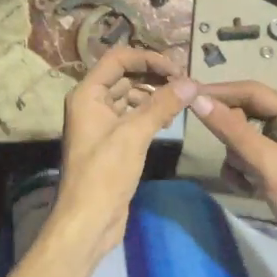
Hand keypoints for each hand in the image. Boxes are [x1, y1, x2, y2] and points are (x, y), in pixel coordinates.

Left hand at [52, 47, 197, 258]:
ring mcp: (99, 122)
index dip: (147, 58)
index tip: (178, 69)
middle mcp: (90, 103)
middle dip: (154, 75)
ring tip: (183, 100)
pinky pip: (131, 115)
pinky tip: (171, 117)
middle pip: (124, 75)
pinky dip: (150, 112)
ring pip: (129, 96)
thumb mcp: (134, 135)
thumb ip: (161, 105)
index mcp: (86, 94)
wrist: (89, 218)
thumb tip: (190, 82)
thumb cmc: (105, 173)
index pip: (117, 59)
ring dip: (154, 94)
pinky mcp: (111, 140)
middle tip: (187, 84)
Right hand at [189, 81, 276, 276]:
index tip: (188, 94)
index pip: (254, 92)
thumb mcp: (266, 162)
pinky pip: (247, 162)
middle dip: (230, 131)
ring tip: (243, 177)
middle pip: (248, 115)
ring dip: (235, 157)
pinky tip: (245, 189)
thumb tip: (196, 98)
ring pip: (244, 140)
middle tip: (215, 143)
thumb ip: (231, 129)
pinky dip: (240, 172)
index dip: (221, 91)